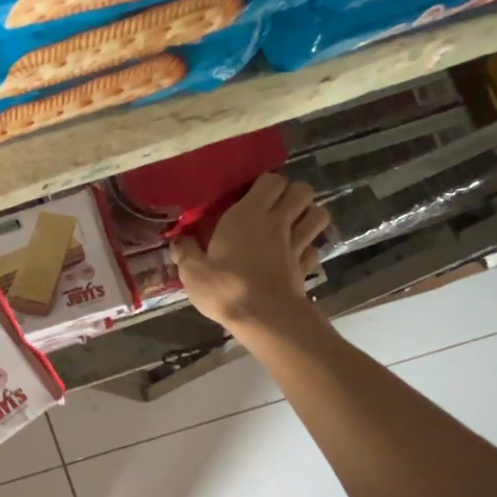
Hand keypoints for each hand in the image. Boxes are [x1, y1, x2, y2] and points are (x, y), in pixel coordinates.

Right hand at [177, 173, 331, 331]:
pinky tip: (293, 255)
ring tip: (290, 225)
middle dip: (291, 194)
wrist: (263, 316)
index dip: (264, 185)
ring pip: (318, 213)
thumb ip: (185, 252)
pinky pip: (314, 246)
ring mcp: (297, 242)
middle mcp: (277, 222)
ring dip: (307, 215)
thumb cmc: (225, 288)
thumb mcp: (193, 272)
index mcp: (248, 215)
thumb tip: (178, 240)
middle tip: (273, 208)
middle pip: (302, 190)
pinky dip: (307, 247)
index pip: (271, 180)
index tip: (250, 196)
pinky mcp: (306, 263)